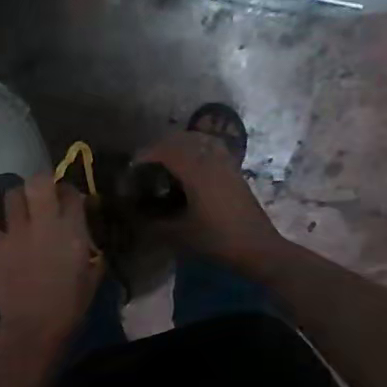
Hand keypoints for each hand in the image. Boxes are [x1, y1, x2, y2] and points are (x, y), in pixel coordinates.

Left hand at [0, 175, 101, 357]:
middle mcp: (43, 224)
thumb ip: (89, 247)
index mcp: (72, 231)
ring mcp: (15, 234)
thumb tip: (83, 232)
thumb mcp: (92, 274)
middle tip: (44, 197)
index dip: (69, 194)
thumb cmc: (69, 305)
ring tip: (20, 205)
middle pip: (39, 182)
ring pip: (12, 195)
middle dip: (43, 183)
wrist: (34, 327)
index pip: (72, 194)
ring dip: (17, 196)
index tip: (68, 203)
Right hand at [135, 130, 288, 275]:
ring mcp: (226, 164)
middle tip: (143, 163)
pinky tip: (188, 164)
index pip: (167, 150)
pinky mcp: (234, 171)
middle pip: (183, 140)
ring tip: (163, 159)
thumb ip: (151, 221)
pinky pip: (212, 148)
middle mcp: (212, 161)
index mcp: (197, 173)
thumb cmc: (215, 240)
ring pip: (200, 140)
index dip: (146, 154)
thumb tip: (131, 212)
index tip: (131, 166)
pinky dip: (195, 148)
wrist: (256, 247)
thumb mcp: (177, 234)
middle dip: (160, 146)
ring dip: (178, 144)